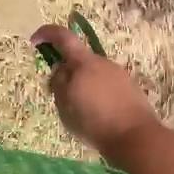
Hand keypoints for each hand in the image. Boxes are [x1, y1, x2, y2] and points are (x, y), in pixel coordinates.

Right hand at [30, 24, 160, 150]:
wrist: (138, 139)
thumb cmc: (94, 121)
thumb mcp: (65, 105)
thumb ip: (58, 82)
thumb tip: (60, 69)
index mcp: (84, 62)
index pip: (63, 37)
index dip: (47, 34)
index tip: (35, 41)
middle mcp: (103, 63)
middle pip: (80, 60)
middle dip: (68, 72)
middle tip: (62, 95)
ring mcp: (120, 76)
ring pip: (94, 75)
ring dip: (85, 86)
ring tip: (83, 112)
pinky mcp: (132, 91)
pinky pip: (108, 87)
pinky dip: (100, 96)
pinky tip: (101, 117)